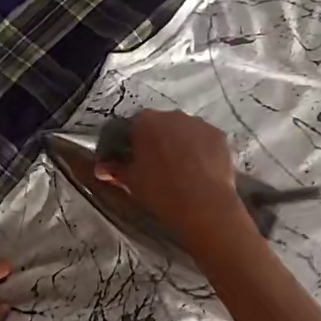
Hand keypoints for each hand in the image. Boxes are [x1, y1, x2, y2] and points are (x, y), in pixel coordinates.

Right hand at [94, 110, 253, 248]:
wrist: (204, 205)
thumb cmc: (161, 191)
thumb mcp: (133, 182)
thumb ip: (115, 170)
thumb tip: (100, 169)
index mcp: (146, 122)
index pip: (134, 125)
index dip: (134, 141)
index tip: (135, 158)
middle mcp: (173, 115)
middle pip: (162, 124)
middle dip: (159, 140)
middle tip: (158, 165)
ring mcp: (199, 124)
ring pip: (185, 130)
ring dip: (181, 143)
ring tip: (183, 169)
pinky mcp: (219, 135)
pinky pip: (205, 139)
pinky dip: (202, 149)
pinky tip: (201, 169)